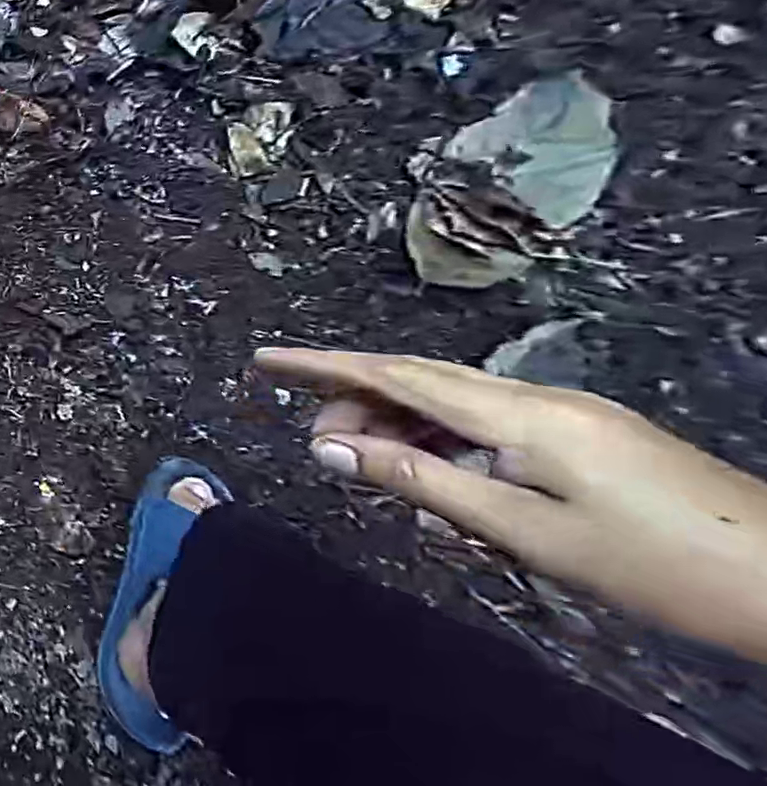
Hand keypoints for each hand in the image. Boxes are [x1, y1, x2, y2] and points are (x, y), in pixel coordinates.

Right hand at [257, 348, 766, 663]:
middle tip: (316, 440)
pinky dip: (437, 435)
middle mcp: (536, 398)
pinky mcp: (583, 434)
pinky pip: (483, 419)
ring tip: (362, 458)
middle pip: (417, 378)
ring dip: (394, 420)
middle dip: (352, 397)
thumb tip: (329, 449)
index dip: (320, 364)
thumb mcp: (523, 530)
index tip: (264, 359)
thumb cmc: (663, 566)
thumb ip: (419, 479)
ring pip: (448, 398)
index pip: (393, 374)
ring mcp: (564, 413)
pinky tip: (428, 467)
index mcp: (519, 414)